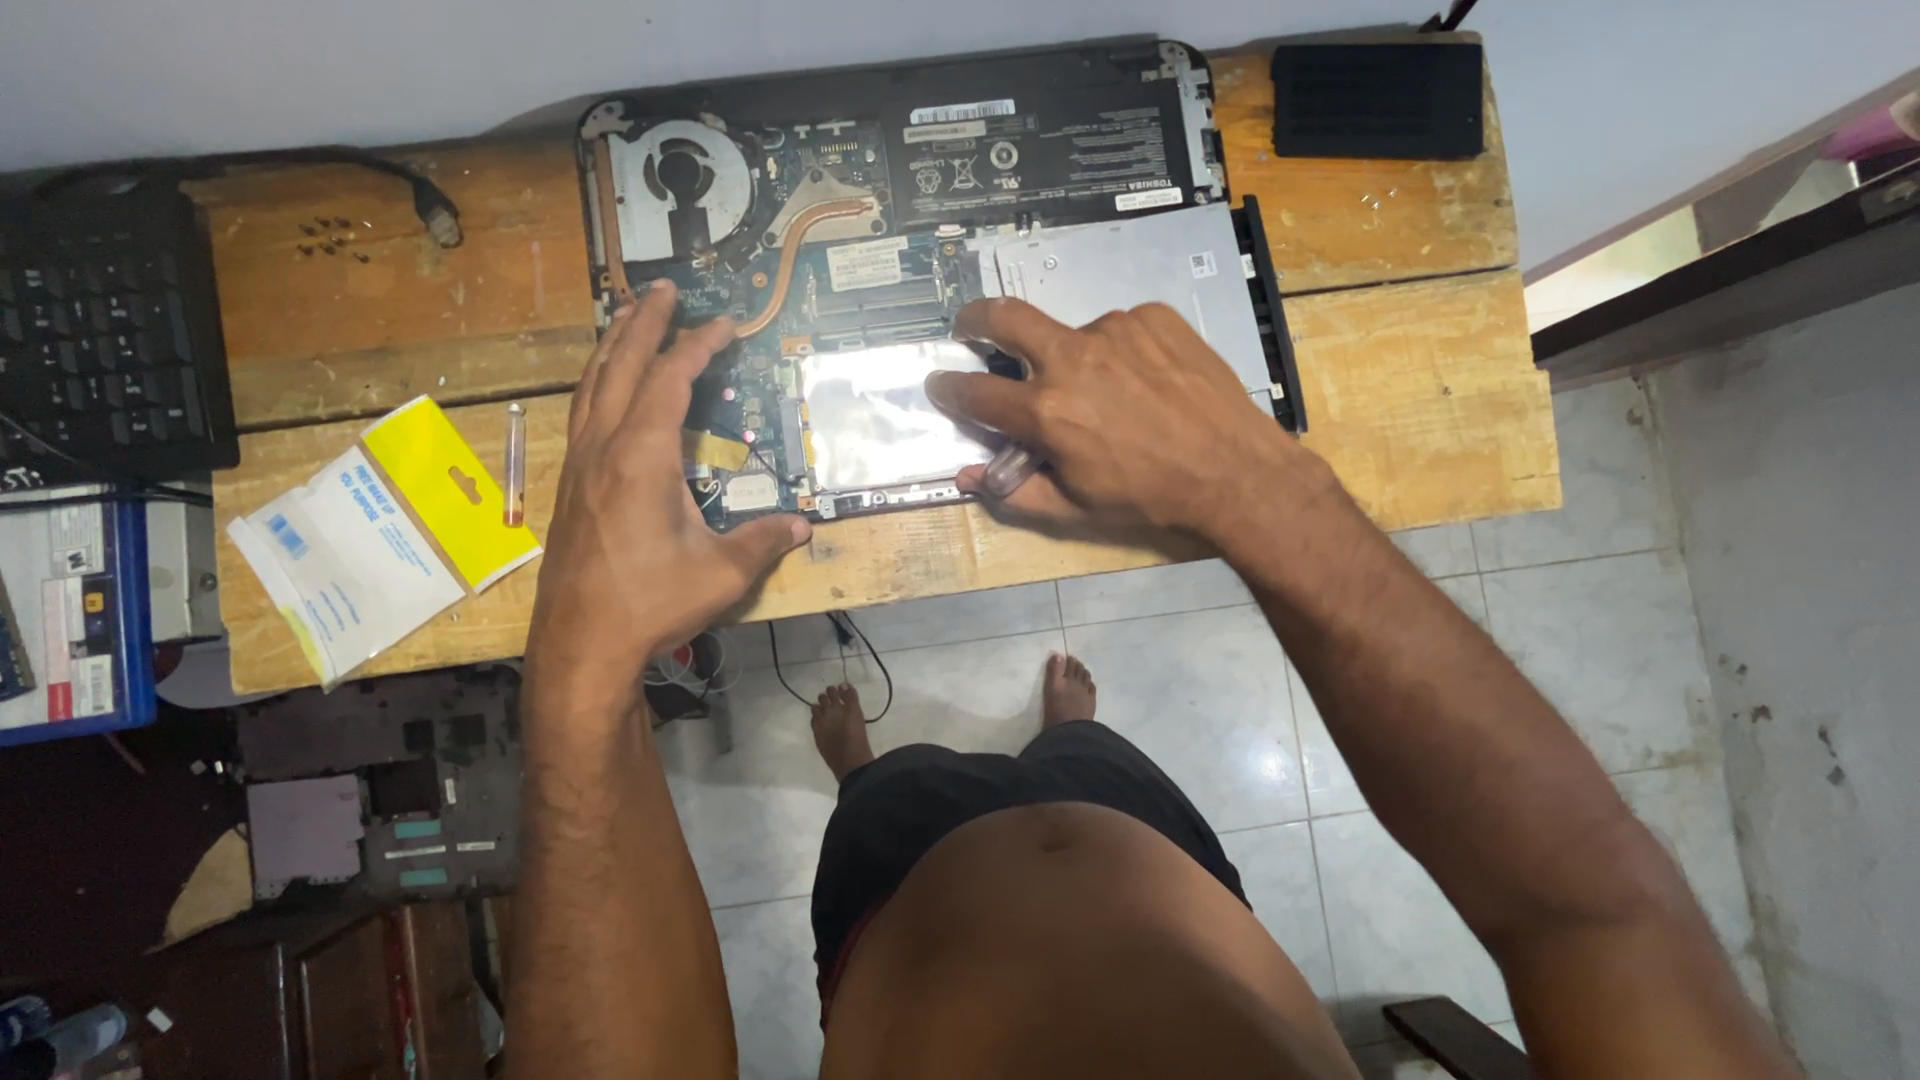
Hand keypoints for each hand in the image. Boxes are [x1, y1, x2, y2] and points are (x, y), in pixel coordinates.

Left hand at [525, 283, 810, 703]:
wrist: (581, 646)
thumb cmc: (651, 603)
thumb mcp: (722, 573)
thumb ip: (764, 541)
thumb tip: (802, 526)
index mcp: (642, 456)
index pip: (672, 380)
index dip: (700, 345)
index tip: (726, 322)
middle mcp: (604, 448)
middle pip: (622, 365)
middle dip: (645, 322)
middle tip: (664, 289)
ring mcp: (580, 465)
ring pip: (592, 385)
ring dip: (615, 346)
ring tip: (630, 319)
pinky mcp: (570, 487)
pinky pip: (582, 412)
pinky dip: (598, 382)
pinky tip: (606, 389)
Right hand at [928, 298, 1301, 534]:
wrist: (1235, 472)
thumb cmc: (1149, 499)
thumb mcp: (1075, 509)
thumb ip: (1012, 492)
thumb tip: (965, 476)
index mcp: (1048, 412)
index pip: (975, 392)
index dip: (948, 387)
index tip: (939, 382)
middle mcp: (1073, 359)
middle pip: (1003, 317)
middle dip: (974, 320)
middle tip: (970, 330)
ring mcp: (1115, 330)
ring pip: (1071, 334)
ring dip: (1070, 357)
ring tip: (1108, 393)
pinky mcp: (1153, 317)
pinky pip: (1117, 329)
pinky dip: (1116, 352)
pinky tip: (1143, 381)